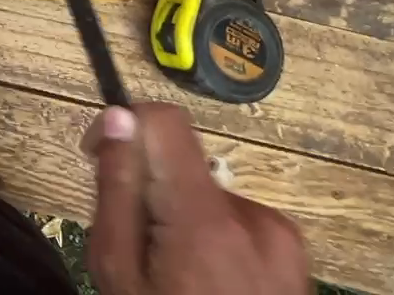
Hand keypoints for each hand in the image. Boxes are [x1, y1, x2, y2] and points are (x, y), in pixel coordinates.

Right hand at [81, 104, 308, 294]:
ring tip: (164, 264)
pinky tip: (197, 275)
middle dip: (144, 182)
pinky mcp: (295, 257)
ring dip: (175, 211)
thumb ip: (116, 187)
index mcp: (207, 217)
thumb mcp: (117, 263)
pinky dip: (205, 233)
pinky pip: (232, 219)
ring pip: (203, 191)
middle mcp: (256, 218)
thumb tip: (117, 118)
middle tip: (128, 233)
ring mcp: (283, 240)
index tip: (99, 153)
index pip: (165, 121)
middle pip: (178, 161)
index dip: (123, 122)